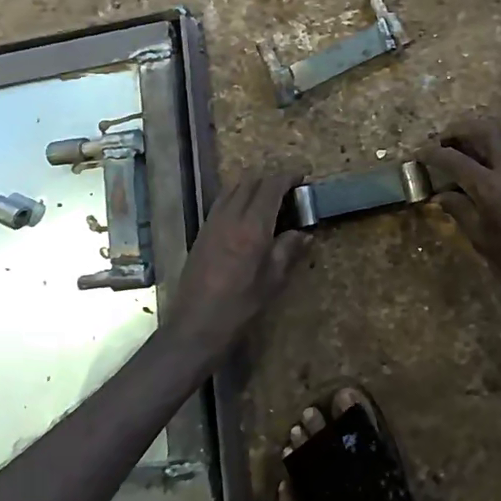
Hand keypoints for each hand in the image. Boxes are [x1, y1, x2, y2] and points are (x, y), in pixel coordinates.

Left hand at [175, 173, 310, 345]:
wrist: (197, 324)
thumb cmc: (240, 304)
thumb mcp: (273, 279)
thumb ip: (289, 250)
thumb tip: (304, 233)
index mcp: (252, 226)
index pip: (271, 187)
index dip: (288, 176)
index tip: (302, 176)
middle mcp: (230, 216)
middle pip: (250, 181)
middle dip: (271, 178)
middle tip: (288, 187)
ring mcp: (212, 222)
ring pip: (233, 188)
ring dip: (252, 184)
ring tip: (268, 196)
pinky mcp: (202, 231)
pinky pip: (222, 202)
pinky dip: (237, 196)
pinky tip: (245, 212)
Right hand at [419, 124, 500, 300]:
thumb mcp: (484, 240)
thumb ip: (460, 211)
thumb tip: (442, 195)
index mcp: (491, 186)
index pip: (454, 159)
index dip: (433, 153)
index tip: (421, 152)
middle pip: (483, 131)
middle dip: (459, 131)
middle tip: (445, 141)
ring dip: (482, 148)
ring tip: (471, 167)